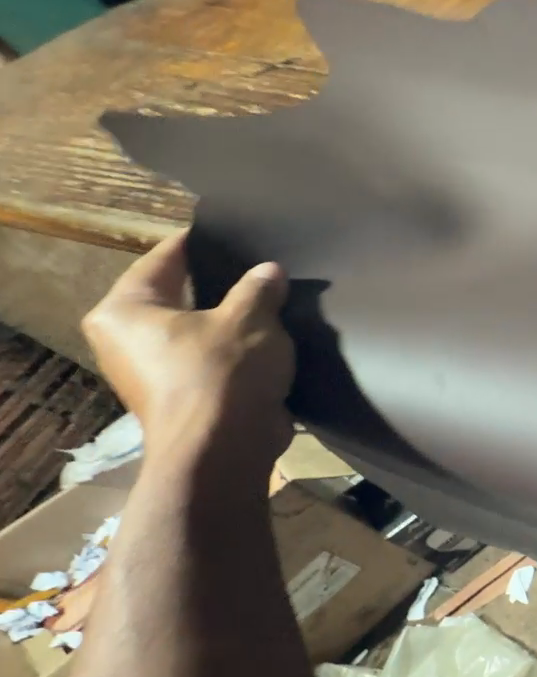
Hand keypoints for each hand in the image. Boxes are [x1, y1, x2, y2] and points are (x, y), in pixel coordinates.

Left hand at [81, 230, 293, 477]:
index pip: (161, 261)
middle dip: (217, 284)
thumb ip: (259, 289)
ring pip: (194, 328)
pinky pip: (207, 356)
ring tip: (272, 302)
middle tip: (259, 267)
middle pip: (175, 295)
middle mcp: (125, 337)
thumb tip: (268, 270)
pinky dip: (233, 347)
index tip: (227, 231)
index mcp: (125, 311)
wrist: (223, 445)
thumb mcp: (250, 319)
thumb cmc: (222, 372)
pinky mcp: (179, 393)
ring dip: (229, 319)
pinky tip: (268, 340)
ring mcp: (150, 369)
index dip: (196, 244)